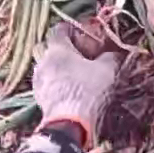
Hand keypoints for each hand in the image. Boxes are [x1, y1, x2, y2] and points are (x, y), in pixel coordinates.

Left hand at [33, 23, 120, 147]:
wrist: (69, 123)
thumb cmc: (87, 90)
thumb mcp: (106, 71)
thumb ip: (110, 58)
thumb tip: (115, 53)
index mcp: (57, 49)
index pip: (58, 29)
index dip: (70, 29)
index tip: (80, 33)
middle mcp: (43, 62)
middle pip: (48, 48)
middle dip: (61, 50)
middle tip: (76, 55)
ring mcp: (38, 81)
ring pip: (46, 67)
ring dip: (57, 69)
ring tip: (73, 75)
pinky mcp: (38, 98)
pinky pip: (47, 84)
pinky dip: (55, 84)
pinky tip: (68, 91)